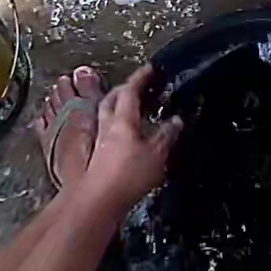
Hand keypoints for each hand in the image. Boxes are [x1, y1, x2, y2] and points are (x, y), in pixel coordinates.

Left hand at [79, 65, 182, 213]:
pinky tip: (121, 135)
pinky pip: (103, 130)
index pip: (130, 91)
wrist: (98, 202)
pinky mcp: (94, 157)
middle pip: (112, 99)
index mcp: (123, 119)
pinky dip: (112, 125)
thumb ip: (166, 136)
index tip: (149, 68)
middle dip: (125, 89)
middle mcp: (107, 126)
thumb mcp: (156, 154)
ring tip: (129, 107)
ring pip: (104, 114)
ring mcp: (98, 141)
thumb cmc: (129, 174)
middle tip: (138, 86)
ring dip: (115, 106)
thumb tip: (176, 120)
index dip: (140, 78)